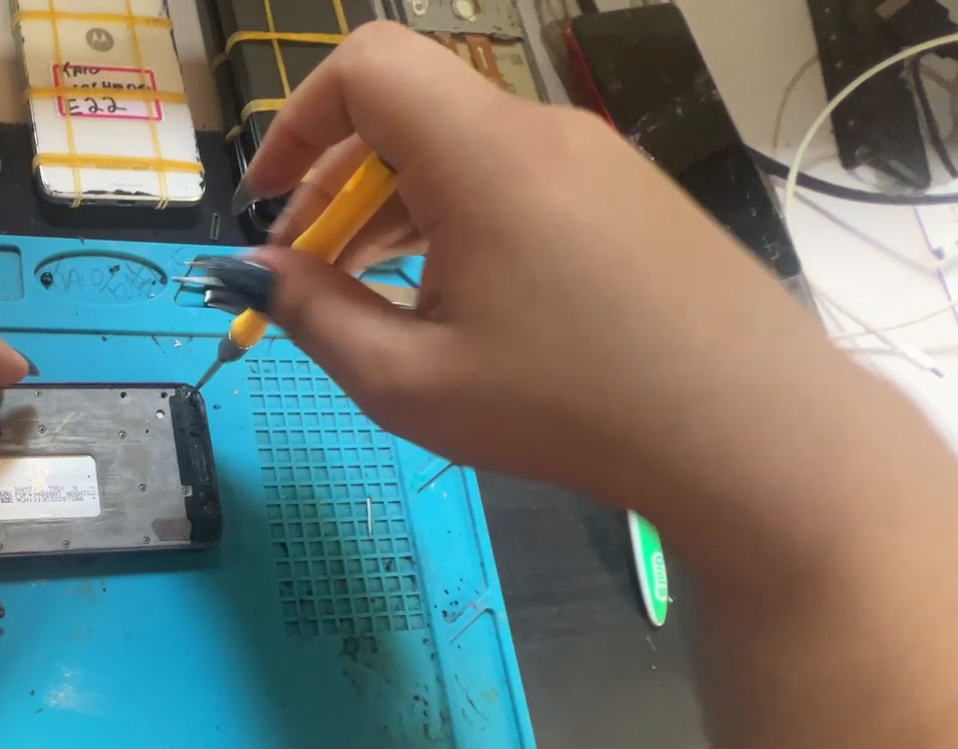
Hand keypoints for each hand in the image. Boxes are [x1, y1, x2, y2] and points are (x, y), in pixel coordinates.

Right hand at [235, 24, 883, 527]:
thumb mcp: (400, 377)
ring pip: (447, 154)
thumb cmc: (553, 407)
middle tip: (300, 279)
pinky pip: (497, 181)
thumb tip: (254, 272)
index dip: (295, 123)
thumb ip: (310, 313)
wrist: (742, 433)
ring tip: (355, 296)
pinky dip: (436, 222)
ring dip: (378, 213)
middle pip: (402, 118)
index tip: (265, 202)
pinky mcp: (613, 194)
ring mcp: (587, 159)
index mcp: (484, 159)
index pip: (368, 68)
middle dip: (327, 191)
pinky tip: (428, 294)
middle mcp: (539, 134)